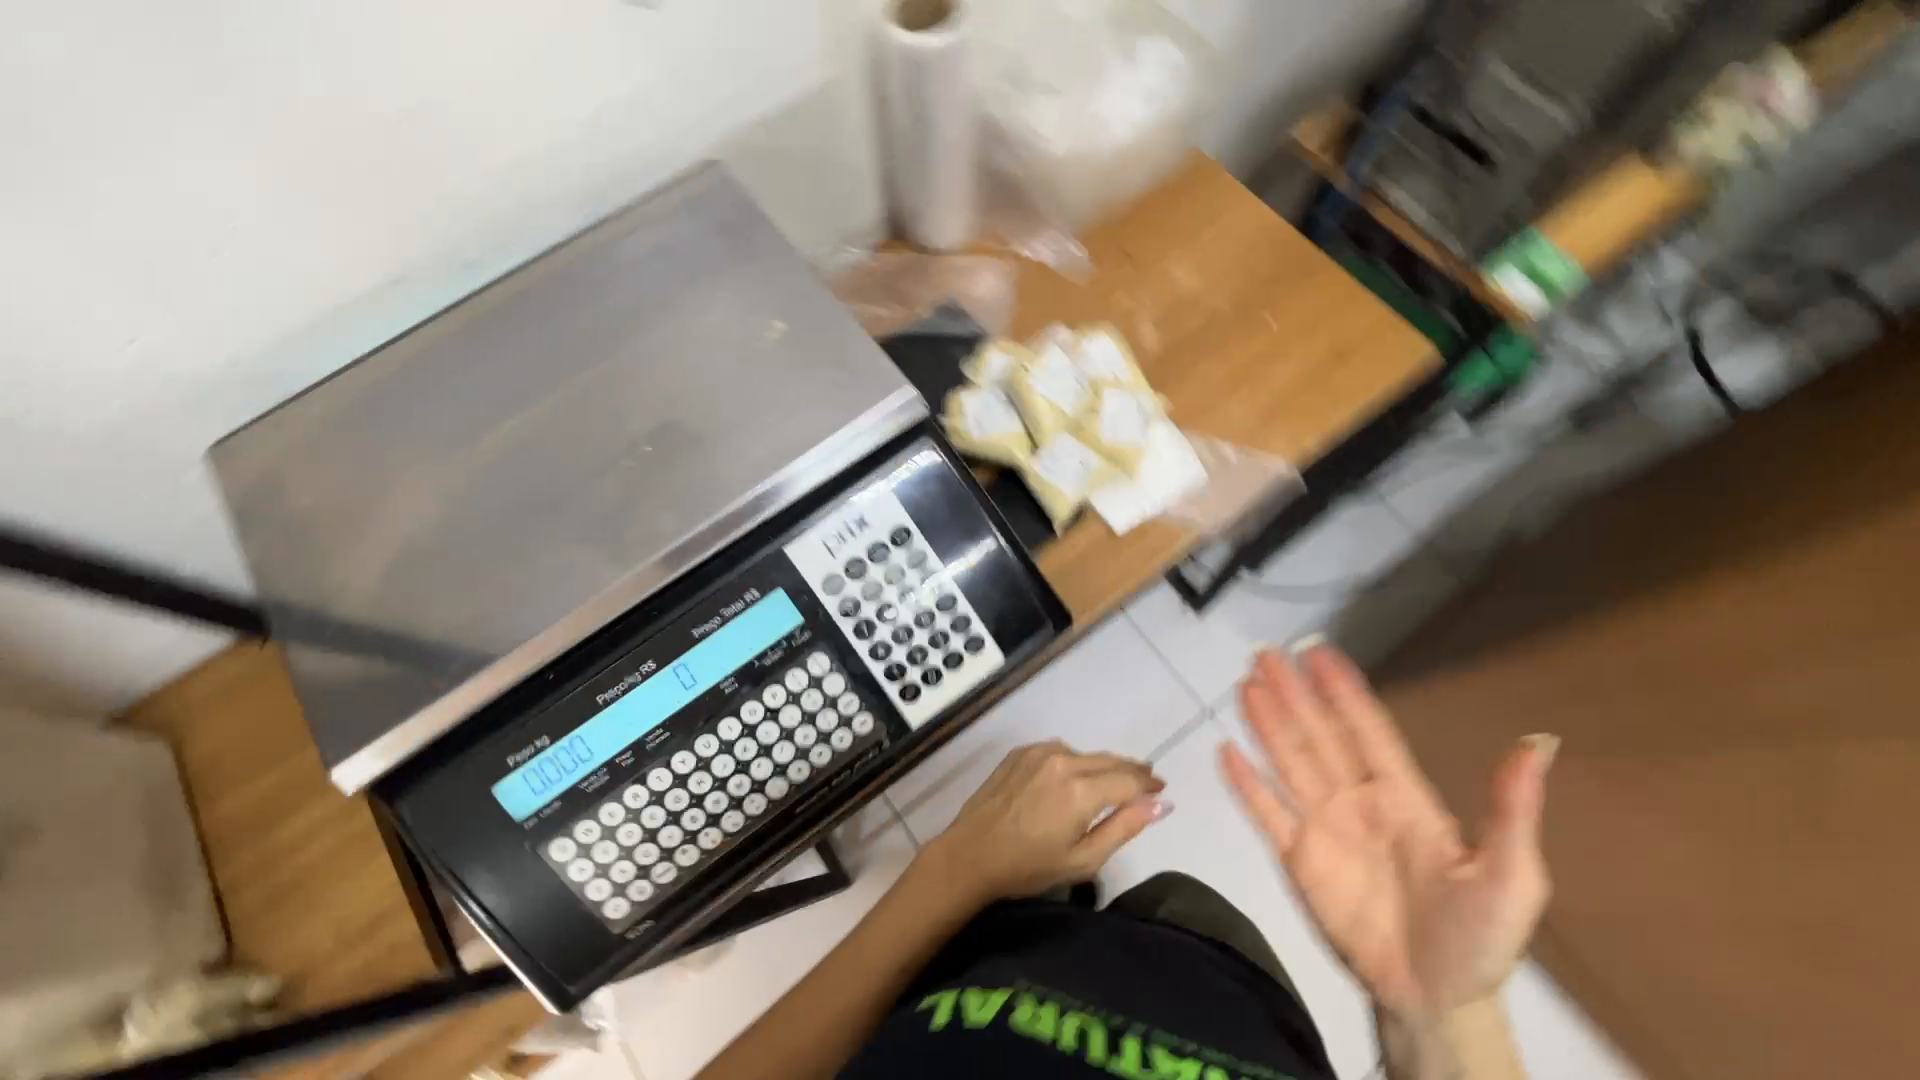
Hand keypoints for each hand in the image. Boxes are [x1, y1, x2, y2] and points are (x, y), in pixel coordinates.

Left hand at [925, 741, 1167, 904]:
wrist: (971, 854)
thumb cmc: (1028, 867)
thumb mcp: (1083, 859)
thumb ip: (1124, 828)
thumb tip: (1159, 804)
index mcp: (1080, 791)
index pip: (1129, 780)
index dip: (1148, 784)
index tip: (1161, 790)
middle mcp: (1062, 761)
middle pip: (1109, 761)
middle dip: (1130, 771)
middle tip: (1146, 783)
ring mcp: (1038, 753)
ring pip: (1084, 755)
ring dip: (1101, 766)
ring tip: (1111, 783)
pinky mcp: (1020, 753)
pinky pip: (1059, 752)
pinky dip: (1073, 762)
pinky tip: (1073, 778)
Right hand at [1219, 645, 1555, 1016]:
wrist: (1435, 999)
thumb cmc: (1479, 939)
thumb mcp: (1511, 875)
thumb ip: (1511, 809)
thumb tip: (1539, 742)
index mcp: (1405, 797)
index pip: (1367, 731)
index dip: (1342, 692)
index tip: (1319, 653)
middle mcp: (1357, 801)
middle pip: (1318, 737)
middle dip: (1294, 695)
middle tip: (1265, 655)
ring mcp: (1323, 828)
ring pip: (1288, 763)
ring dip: (1267, 725)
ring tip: (1246, 686)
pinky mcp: (1297, 860)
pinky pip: (1266, 813)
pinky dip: (1245, 784)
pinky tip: (1227, 751)